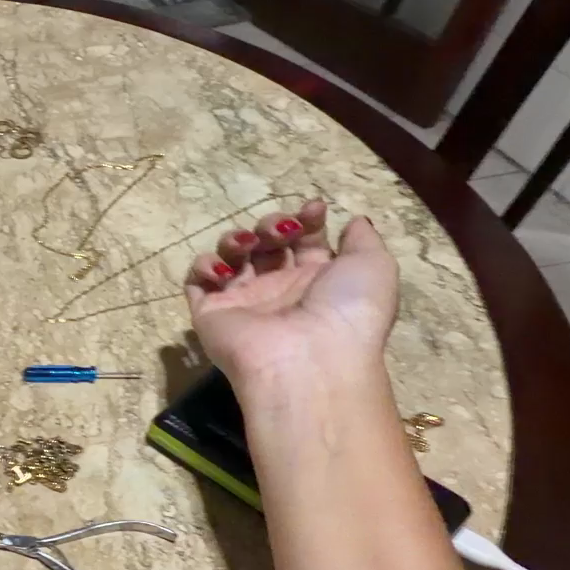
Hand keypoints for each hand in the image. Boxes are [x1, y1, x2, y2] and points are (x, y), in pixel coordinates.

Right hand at [182, 200, 398, 384]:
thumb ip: (362, 240)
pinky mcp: (209, 311)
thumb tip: (353, 221)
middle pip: (264, 243)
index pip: (303, 239)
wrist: (307, 359)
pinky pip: (195, 282)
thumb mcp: (374, 267)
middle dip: (270, 224)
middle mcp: (278, 288)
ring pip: (229, 256)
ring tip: (249, 245)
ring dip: (235, 239)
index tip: (312, 210)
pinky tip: (225, 272)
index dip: (305, 219)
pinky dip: (203, 267)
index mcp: (316, 279)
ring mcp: (241, 300)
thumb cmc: (346, 312)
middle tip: (280, 232)